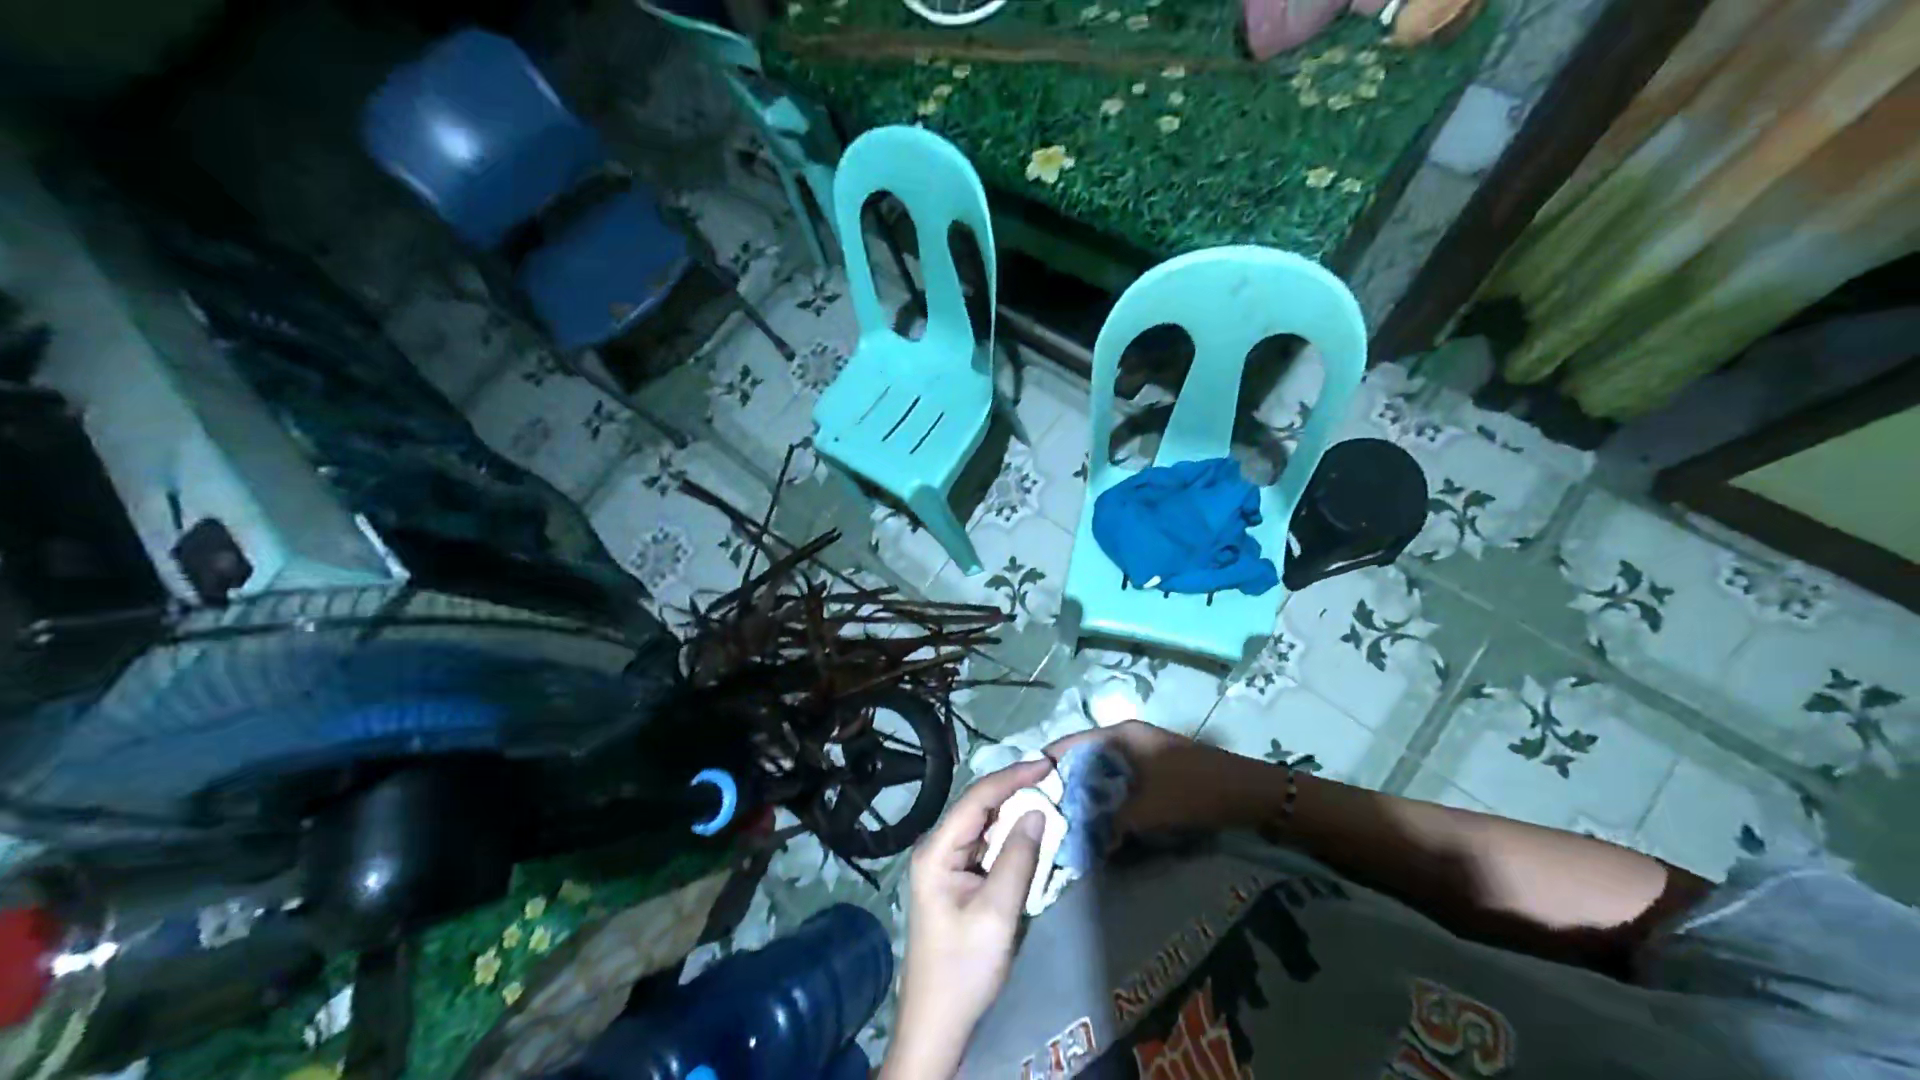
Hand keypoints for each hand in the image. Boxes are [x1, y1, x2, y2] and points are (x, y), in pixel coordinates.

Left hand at [883, 758, 1052, 1079]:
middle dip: (1014, 788)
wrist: (938, 1022)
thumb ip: (1018, 858)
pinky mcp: (957, 880)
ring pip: (982, 824)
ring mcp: (945, 864)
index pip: (976, 799)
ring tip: (1047, 792)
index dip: (1012, 777)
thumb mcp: (996, 913)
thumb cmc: (964, 968)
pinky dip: (1008, 834)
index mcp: (936, 851)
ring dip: (1013, 809)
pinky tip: (1030, 827)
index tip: (1046, 764)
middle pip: (977, 806)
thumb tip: (1038, 811)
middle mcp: (936, 848)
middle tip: (1051, 775)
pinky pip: (985, 845)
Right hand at [1046, 720, 1278, 834]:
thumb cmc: (1195, 791)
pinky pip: (1116, 785)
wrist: (1249, 795)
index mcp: (1119, 734)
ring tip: (1065, 825)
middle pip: (1080, 760)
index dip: (1045, 767)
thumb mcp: (1148, 809)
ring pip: (1098, 775)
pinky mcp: (1151, 773)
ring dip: (1084, 798)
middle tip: (1044, 817)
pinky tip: (1097, 826)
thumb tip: (1077, 845)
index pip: (1068, 745)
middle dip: (1063, 787)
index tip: (1026, 796)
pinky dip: (1104, 802)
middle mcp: (1124, 739)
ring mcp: (1139, 754)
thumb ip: (1109, 824)